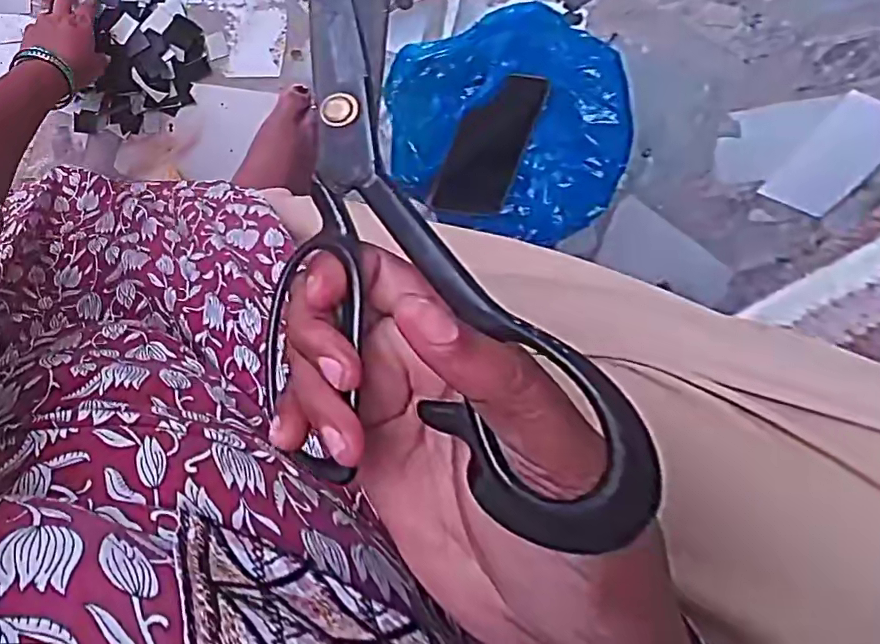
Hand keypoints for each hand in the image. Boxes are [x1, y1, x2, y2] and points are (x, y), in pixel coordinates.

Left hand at [19, 0, 106, 88]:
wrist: (44, 75)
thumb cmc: (69, 69)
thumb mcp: (94, 67)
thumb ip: (99, 60)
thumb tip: (103, 60)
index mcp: (82, 23)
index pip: (89, 7)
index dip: (92, 1)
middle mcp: (61, 19)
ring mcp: (44, 24)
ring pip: (46, 8)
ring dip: (48, 3)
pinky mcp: (29, 34)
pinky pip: (32, 25)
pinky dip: (35, 26)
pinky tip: (35, 29)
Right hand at [271, 245, 688, 643]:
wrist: (563, 631)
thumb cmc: (589, 538)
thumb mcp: (553, 451)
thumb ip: (490, 374)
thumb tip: (426, 314)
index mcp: (457, 345)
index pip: (383, 276)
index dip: (340, 271)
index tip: (324, 296)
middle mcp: (411, 363)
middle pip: (328, 310)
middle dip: (316, 338)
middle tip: (342, 382)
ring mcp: (380, 403)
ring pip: (309, 360)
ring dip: (309, 395)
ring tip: (345, 443)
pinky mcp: (357, 441)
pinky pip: (303, 409)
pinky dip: (290, 418)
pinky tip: (297, 439)